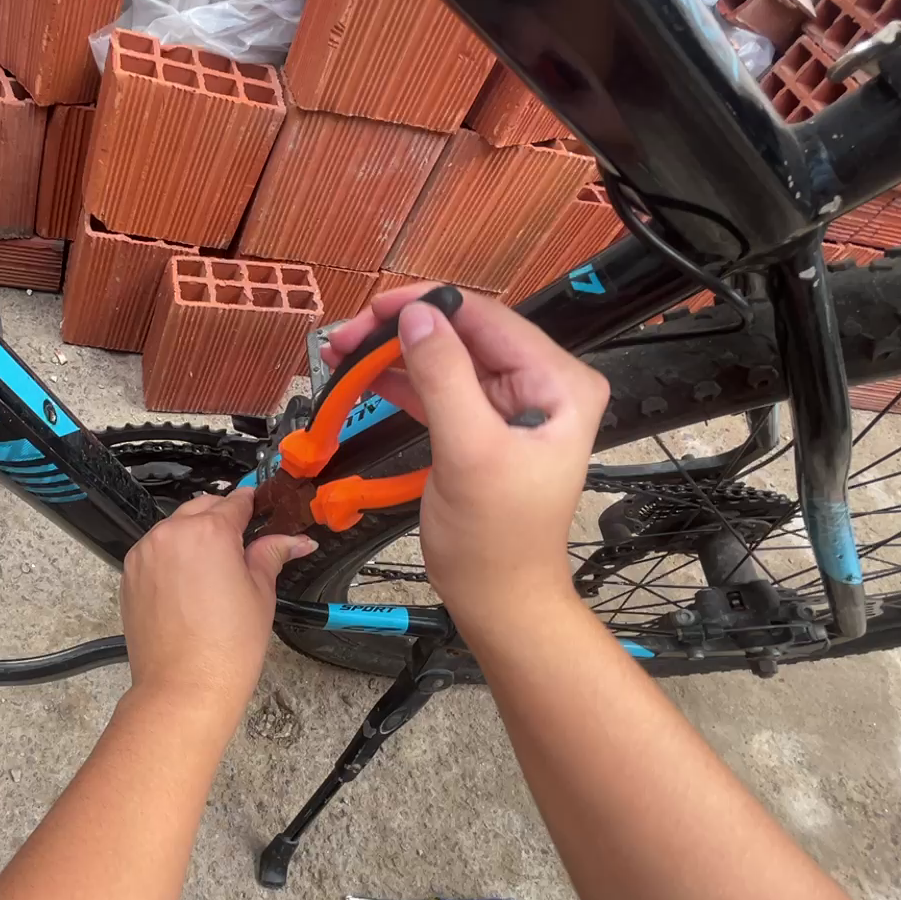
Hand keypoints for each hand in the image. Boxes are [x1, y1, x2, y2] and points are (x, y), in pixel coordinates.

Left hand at [119, 488, 314, 723]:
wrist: (183, 687)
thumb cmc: (225, 648)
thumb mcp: (260, 593)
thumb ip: (271, 555)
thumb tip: (294, 540)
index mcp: (209, 531)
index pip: (234, 502)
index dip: (250, 504)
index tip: (257, 507)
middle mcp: (171, 534)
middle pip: (201, 508)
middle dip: (221, 518)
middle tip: (241, 544)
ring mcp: (145, 553)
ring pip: (175, 528)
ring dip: (194, 536)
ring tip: (214, 570)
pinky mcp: (130, 574)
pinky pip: (155, 550)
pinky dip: (171, 555)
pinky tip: (189, 583)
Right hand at [322, 283, 607, 623]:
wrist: (496, 594)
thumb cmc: (496, 537)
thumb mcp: (469, 451)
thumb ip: (443, 377)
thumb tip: (415, 316)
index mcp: (557, 382)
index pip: (488, 319)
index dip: (428, 305)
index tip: (375, 308)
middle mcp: (537, 384)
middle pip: (461, 334)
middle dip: (401, 330)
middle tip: (347, 336)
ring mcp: (505, 404)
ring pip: (442, 358)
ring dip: (392, 353)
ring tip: (343, 351)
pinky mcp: (476, 425)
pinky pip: (434, 389)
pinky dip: (398, 381)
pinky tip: (363, 374)